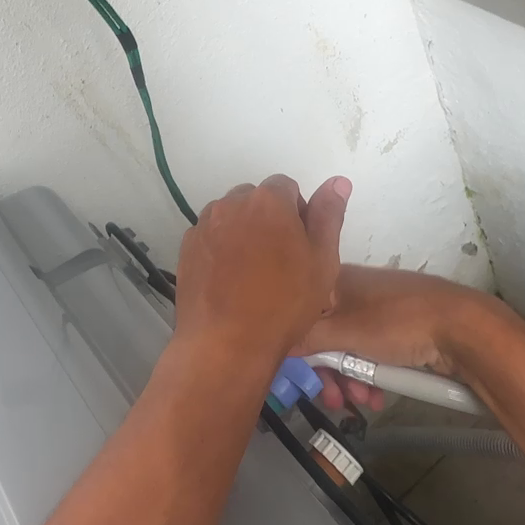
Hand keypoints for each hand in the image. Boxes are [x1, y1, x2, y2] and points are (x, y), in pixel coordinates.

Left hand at [174, 174, 349, 365]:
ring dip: (243, 232)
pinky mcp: (187, 247)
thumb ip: (328, 215)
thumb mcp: (321, 261)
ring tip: (253, 273)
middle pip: (255, 199)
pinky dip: (221, 249)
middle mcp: (231, 204)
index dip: (298, 213)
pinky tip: (229, 281)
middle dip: (268, 219)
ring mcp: (204, 225)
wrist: (226, 343)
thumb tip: (338, 182)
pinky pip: (210, 237)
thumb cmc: (284, 303)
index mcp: (268, 201)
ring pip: (231, 217)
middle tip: (279, 261)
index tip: (301, 245)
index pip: (286, 187)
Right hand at [294, 265, 513, 411]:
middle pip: (322, 334)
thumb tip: (273, 342)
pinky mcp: (396, 331)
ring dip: (348, 380)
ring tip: (359, 404)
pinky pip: (369, 355)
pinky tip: (375, 399)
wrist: (461, 327)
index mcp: (334, 280)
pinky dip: (368, 377)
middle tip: (331, 399)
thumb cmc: (397, 321)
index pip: (298, 310)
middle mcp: (351, 291)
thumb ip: (306, 337)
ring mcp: (375, 311)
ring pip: (346, 348)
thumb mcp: (345, 330)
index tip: (298, 373)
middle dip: (326, 371)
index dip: (294, 343)